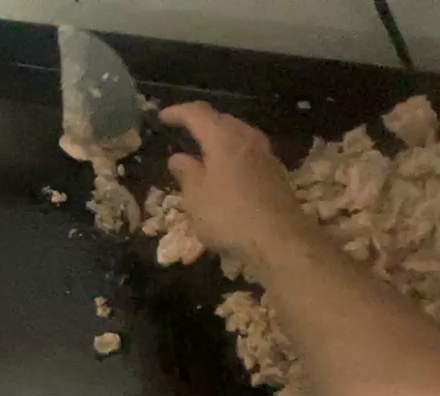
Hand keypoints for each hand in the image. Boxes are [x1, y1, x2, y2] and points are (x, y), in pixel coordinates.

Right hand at [160, 102, 310, 269]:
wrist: (276, 238)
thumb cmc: (228, 216)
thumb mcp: (196, 198)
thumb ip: (186, 174)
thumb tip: (178, 158)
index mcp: (223, 139)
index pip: (198, 114)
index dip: (178, 113)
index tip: (163, 117)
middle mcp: (247, 138)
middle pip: (221, 121)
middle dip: (201, 123)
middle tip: (184, 131)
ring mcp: (264, 154)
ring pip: (237, 135)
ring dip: (219, 139)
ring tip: (204, 151)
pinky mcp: (274, 172)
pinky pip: (247, 153)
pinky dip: (232, 155)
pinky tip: (225, 171)